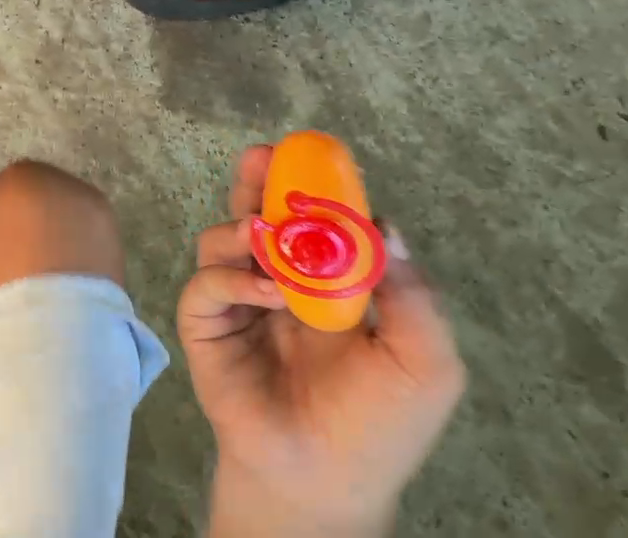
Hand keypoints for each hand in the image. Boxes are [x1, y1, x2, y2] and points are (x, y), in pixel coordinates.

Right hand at [180, 146, 465, 536]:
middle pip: (258, 218)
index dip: (312, 191)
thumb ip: (410, 297)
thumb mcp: (424, 363)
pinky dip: (231, 278)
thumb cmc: (379, 422)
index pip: (315, 226)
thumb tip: (384, 227)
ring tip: (263, 237)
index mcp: (330, 288)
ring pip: (223, 240)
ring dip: (242, 230)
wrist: (320, 471)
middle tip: (260, 156)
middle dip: (257, 184)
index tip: (312, 157)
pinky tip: (265, 292)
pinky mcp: (203, 320)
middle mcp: (278, 284)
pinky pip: (206, 283)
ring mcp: (236, 300)